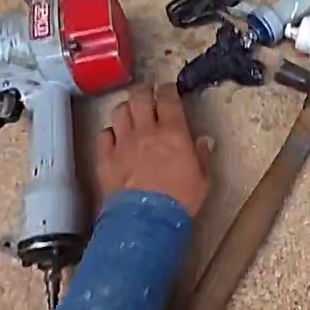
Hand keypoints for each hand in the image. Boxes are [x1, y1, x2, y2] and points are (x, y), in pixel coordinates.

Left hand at [97, 83, 210, 216]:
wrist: (147, 221)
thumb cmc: (180, 200)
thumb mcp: (202, 179)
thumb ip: (202, 155)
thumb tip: (205, 140)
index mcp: (173, 132)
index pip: (168, 98)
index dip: (168, 89)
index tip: (169, 89)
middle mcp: (146, 130)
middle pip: (139, 96)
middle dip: (144, 90)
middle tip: (147, 92)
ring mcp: (122, 143)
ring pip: (119, 111)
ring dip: (126, 108)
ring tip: (131, 113)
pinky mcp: (105, 157)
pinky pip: (104, 134)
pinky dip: (110, 132)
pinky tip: (115, 138)